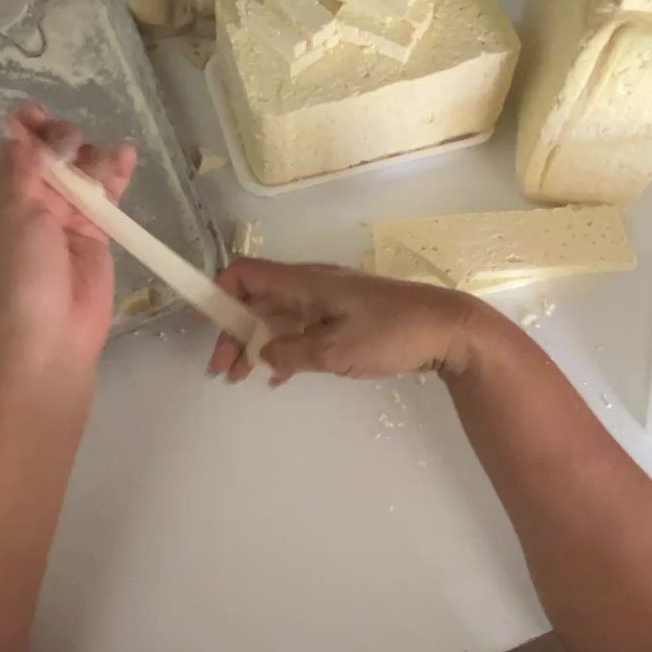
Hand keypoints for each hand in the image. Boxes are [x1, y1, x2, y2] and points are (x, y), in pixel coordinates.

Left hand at [0, 104, 136, 363]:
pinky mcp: (97, 234)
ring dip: (94, 157)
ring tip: (107, 158)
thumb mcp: (12, 213)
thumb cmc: (20, 275)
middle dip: (63, 142)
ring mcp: (66, 219)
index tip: (40, 117)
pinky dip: (117, 176)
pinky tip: (128, 155)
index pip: (12, 149)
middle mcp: (32, 203)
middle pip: (51, 155)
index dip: (26, 128)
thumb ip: (22, 168)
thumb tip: (18, 127)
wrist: (51, 335)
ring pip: (82, 173)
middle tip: (72, 149)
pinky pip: (107, 197)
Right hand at [207, 258, 495, 385]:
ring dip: (256, 344)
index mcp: (304, 284)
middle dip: (233, 332)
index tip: (204, 326)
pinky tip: (277, 375)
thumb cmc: (391, 334)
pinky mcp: (343, 317)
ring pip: (277, 318)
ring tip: (241, 376)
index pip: (245, 275)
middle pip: (255, 300)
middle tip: (223, 369)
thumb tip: (261, 354)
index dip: (218, 294)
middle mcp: (311, 286)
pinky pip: (300, 329)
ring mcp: (327, 301)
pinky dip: (283, 349)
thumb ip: (290, 352)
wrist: (447, 328)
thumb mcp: (333, 351)